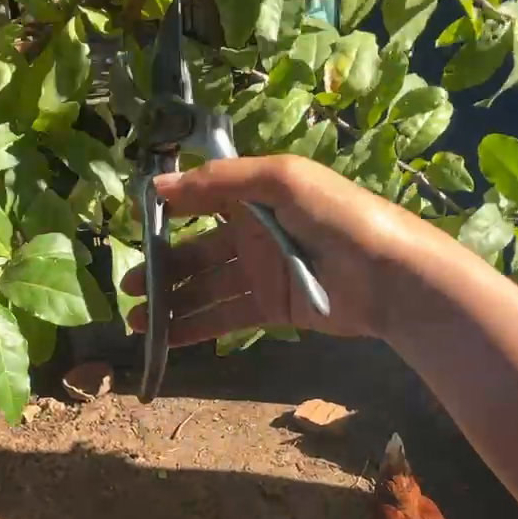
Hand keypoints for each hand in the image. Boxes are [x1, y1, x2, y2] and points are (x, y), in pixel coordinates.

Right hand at [122, 155, 458, 346]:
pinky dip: (194, 328)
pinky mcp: (271, 309)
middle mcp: (253, 234)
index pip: (202, 201)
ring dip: (169, 303)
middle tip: (127, 287)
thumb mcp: (280, 180)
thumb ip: (219, 180)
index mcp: (255, 197)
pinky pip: (224, 317)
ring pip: (205, 288)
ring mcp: (261, 274)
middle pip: (197, 252)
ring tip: (135, 319)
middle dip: (161, 268)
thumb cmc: (337, 215)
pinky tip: (164, 338)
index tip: (135, 225)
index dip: (169, 212)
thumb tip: (157, 186)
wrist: (390, 275)